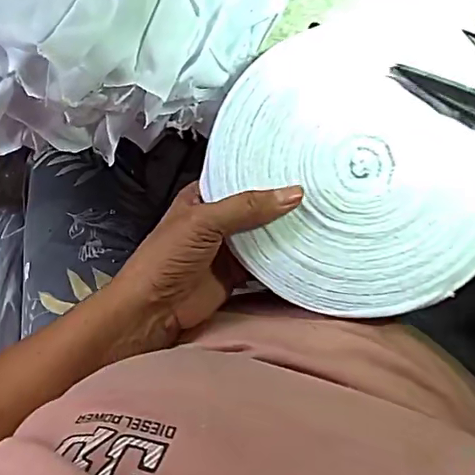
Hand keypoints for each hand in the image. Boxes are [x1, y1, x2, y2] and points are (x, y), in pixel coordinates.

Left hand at [98, 181, 303, 357]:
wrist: (152, 309)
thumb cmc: (163, 259)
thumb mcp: (203, 222)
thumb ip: (246, 207)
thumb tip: (291, 193)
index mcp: (201, 198)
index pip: (237, 178)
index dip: (264, 173)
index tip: (300, 164)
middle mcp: (215, 221)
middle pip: (256, 208)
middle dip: (282, 203)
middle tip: (321, 192)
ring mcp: (226, 249)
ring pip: (264, 237)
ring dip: (286, 233)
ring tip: (322, 217)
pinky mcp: (235, 275)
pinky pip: (266, 265)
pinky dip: (283, 262)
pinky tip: (308, 253)